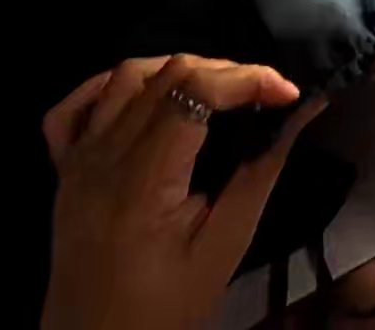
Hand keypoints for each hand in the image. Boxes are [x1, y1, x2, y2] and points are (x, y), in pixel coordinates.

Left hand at [39, 54, 324, 329]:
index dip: (250, 78)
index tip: (288, 95)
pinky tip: (148, 94)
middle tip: (264, 97)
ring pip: (128, 75)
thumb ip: (265, 167)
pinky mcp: (65, 171)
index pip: (196, 90)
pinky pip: (74, 107)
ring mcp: (76, 164)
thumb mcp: (228, 242)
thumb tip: (310, 107)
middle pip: (169, 74)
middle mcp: (102, 161)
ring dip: (181, 69)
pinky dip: (112, 86)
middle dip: (229, 72)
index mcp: (141, 183)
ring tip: (218, 90)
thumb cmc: (167, 306)